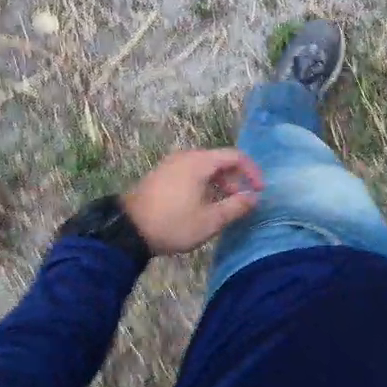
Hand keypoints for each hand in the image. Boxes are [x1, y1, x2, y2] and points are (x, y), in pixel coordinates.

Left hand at [121, 149, 263, 255]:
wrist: (127, 230)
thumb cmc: (173, 224)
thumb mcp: (209, 221)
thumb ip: (235, 207)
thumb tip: (254, 198)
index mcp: (200, 162)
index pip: (235, 156)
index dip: (252, 171)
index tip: (260, 190)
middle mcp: (186, 156)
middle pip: (219, 160)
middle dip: (236, 179)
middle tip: (243, 200)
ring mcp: (171, 164)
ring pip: (204, 167)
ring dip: (219, 183)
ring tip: (224, 206)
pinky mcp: (161, 174)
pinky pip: (190, 172)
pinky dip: (204, 183)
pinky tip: (202, 204)